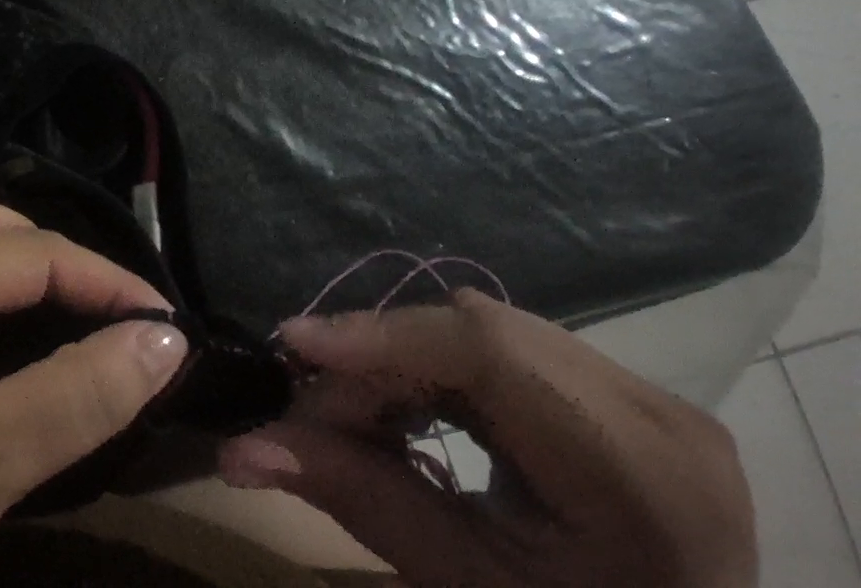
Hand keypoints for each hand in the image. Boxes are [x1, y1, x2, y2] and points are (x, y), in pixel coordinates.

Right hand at [215, 289, 756, 587]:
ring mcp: (644, 394)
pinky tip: (405, 416)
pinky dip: (432, 373)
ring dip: (397, 364)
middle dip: (375, 358)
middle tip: (308, 415)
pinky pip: (500, 350)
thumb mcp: (465, 585)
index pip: (490, 353)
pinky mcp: (620, 394)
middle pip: (477, 332)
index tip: (290, 345)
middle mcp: (655, 408)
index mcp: (640, 471)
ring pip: (480, 331)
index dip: (380, 335)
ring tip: (352, 421)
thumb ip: (359, 500)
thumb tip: (239, 448)